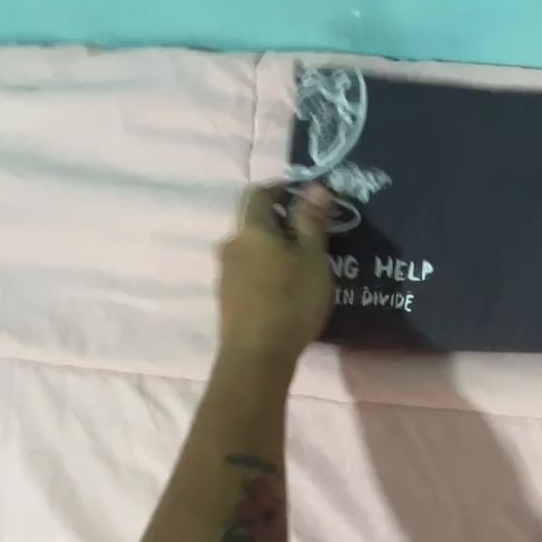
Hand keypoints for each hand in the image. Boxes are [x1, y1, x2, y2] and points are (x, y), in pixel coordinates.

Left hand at [217, 183, 334, 360]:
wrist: (258, 355)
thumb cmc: (291, 300)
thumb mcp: (312, 258)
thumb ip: (312, 221)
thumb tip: (315, 187)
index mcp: (251, 229)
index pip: (260, 193)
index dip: (282, 188)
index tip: (306, 195)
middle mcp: (231, 245)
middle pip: (255, 224)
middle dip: (282, 224)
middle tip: (312, 236)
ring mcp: (225, 274)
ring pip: (253, 251)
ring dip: (275, 251)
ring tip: (303, 267)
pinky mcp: (229, 299)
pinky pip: (250, 274)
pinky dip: (268, 272)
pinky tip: (287, 291)